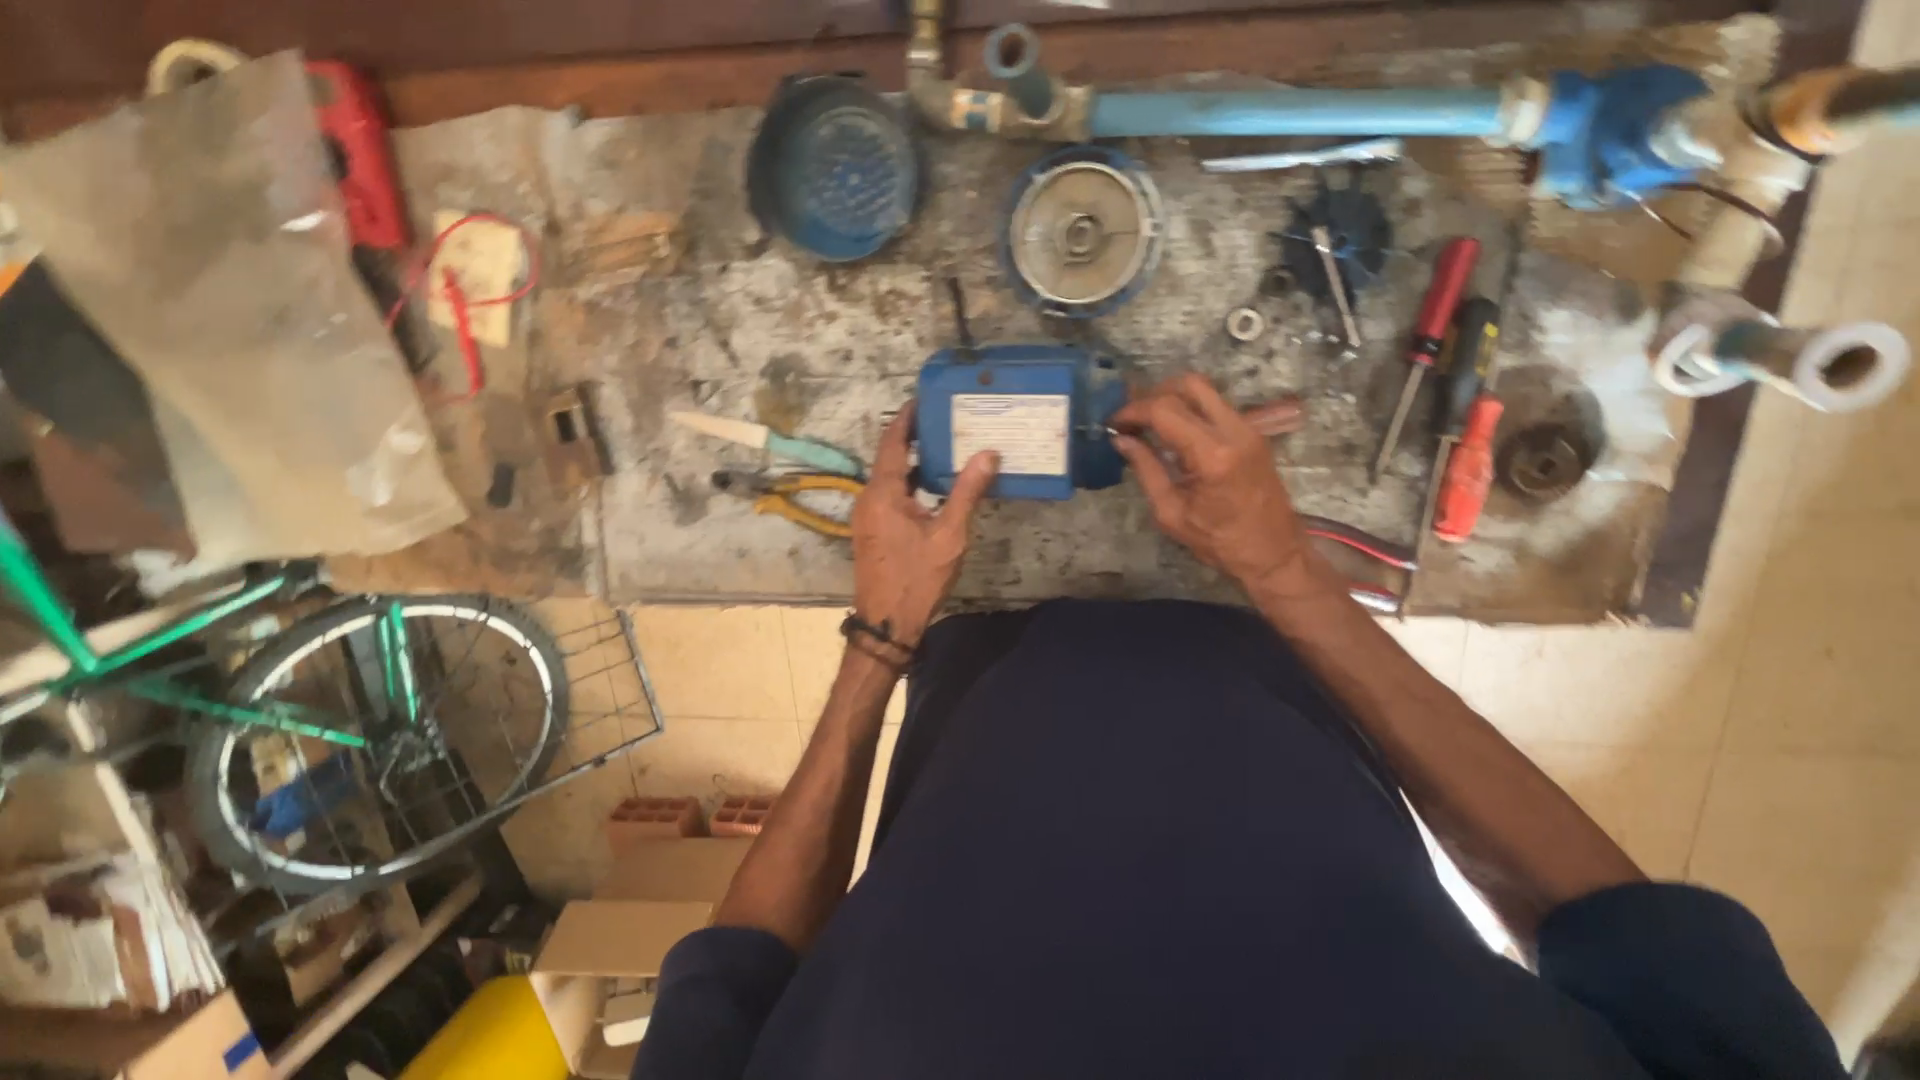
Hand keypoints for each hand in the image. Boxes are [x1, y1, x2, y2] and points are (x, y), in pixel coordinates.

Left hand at [851, 407, 998, 645]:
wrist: (887, 624)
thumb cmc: (917, 578)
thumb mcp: (949, 535)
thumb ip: (966, 492)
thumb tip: (987, 454)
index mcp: (883, 493)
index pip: (893, 442)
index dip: (907, 418)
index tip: (925, 398)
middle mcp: (868, 498)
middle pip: (891, 457)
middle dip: (916, 437)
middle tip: (948, 420)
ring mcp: (867, 515)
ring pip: (891, 478)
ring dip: (915, 462)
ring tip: (948, 448)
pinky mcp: (872, 530)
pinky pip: (890, 496)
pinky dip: (911, 484)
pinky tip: (935, 487)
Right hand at [1110, 374, 1317, 590]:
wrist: (1274, 552)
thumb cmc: (1219, 542)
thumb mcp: (1171, 513)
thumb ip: (1146, 469)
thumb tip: (1122, 440)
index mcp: (1212, 455)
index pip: (1165, 410)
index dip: (1133, 411)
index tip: (1114, 423)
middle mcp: (1234, 431)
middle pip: (1188, 385)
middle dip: (1153, 395)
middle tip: (1133, 417)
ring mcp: (1248, 428)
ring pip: (1205, 390)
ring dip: (1173, 399)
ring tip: (1149, 423)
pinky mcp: (1254, 433)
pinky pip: (1216, 405)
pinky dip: (1190, 409)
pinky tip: (1173, 434)